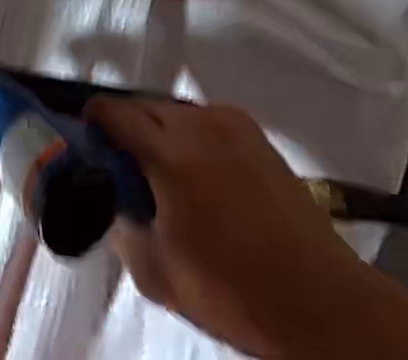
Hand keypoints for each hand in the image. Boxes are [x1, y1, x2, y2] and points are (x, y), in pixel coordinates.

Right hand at [86, 98, 365, 354]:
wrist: (323, 302)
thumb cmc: (234, 290)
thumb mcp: (158, 273)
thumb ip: (123, 227)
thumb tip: (117, 203)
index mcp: (171, 154)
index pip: (114, 112)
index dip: (91, 121)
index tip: (84, 139)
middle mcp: (200, 125)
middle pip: (143, 105)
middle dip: (124, 125)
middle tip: (119, 162)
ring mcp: (233, 124)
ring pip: (174, 110)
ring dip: (157, 129)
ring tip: (159, 169)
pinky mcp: (256, 134)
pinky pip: (205, 120)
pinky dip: (188, 135)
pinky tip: (195, 171)